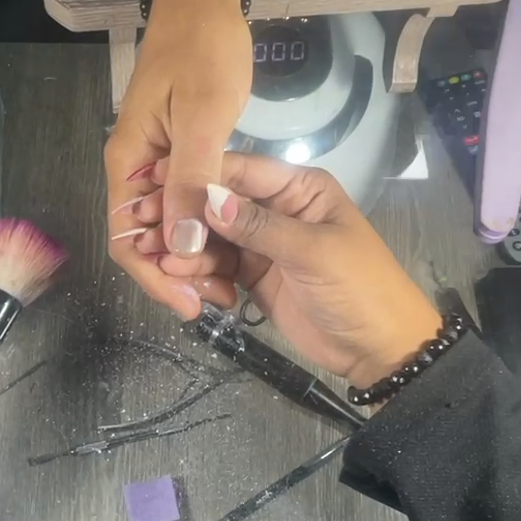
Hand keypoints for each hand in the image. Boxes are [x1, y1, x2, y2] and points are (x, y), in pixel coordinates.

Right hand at [104, 0, 251, 318]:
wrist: (204, 1)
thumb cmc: (203, 51)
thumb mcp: (202, 117)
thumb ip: (191, 182)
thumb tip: (183, 245)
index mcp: (129, 165)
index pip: (127, 239)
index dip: (155, 277)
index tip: (190, 304)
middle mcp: (137, 173)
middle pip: (146, 242)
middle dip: (178, 275)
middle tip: (218, 300)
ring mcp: (159, 168)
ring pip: (169, 230)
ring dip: (195, 259)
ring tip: (230, 285)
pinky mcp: (182, 163)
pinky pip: (187, 210)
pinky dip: (206, 234)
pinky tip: (233, 248)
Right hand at [158, 153, 442, 388]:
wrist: (377, 349)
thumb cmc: (359, 289)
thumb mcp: (313, 252)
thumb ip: (259, 226)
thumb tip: (207, 198)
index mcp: (298, 188)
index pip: (238, 171)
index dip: (196, 176)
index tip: (154, 181)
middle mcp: (274, 208)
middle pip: (217, 204)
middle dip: (182, 217)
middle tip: (143, 227)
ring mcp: (260, 243)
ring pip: (210, 237)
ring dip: (186, 249)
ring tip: (162, 263)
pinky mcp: (251, 275)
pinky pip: (215, 266)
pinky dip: (197, 272)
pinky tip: (179, 278)